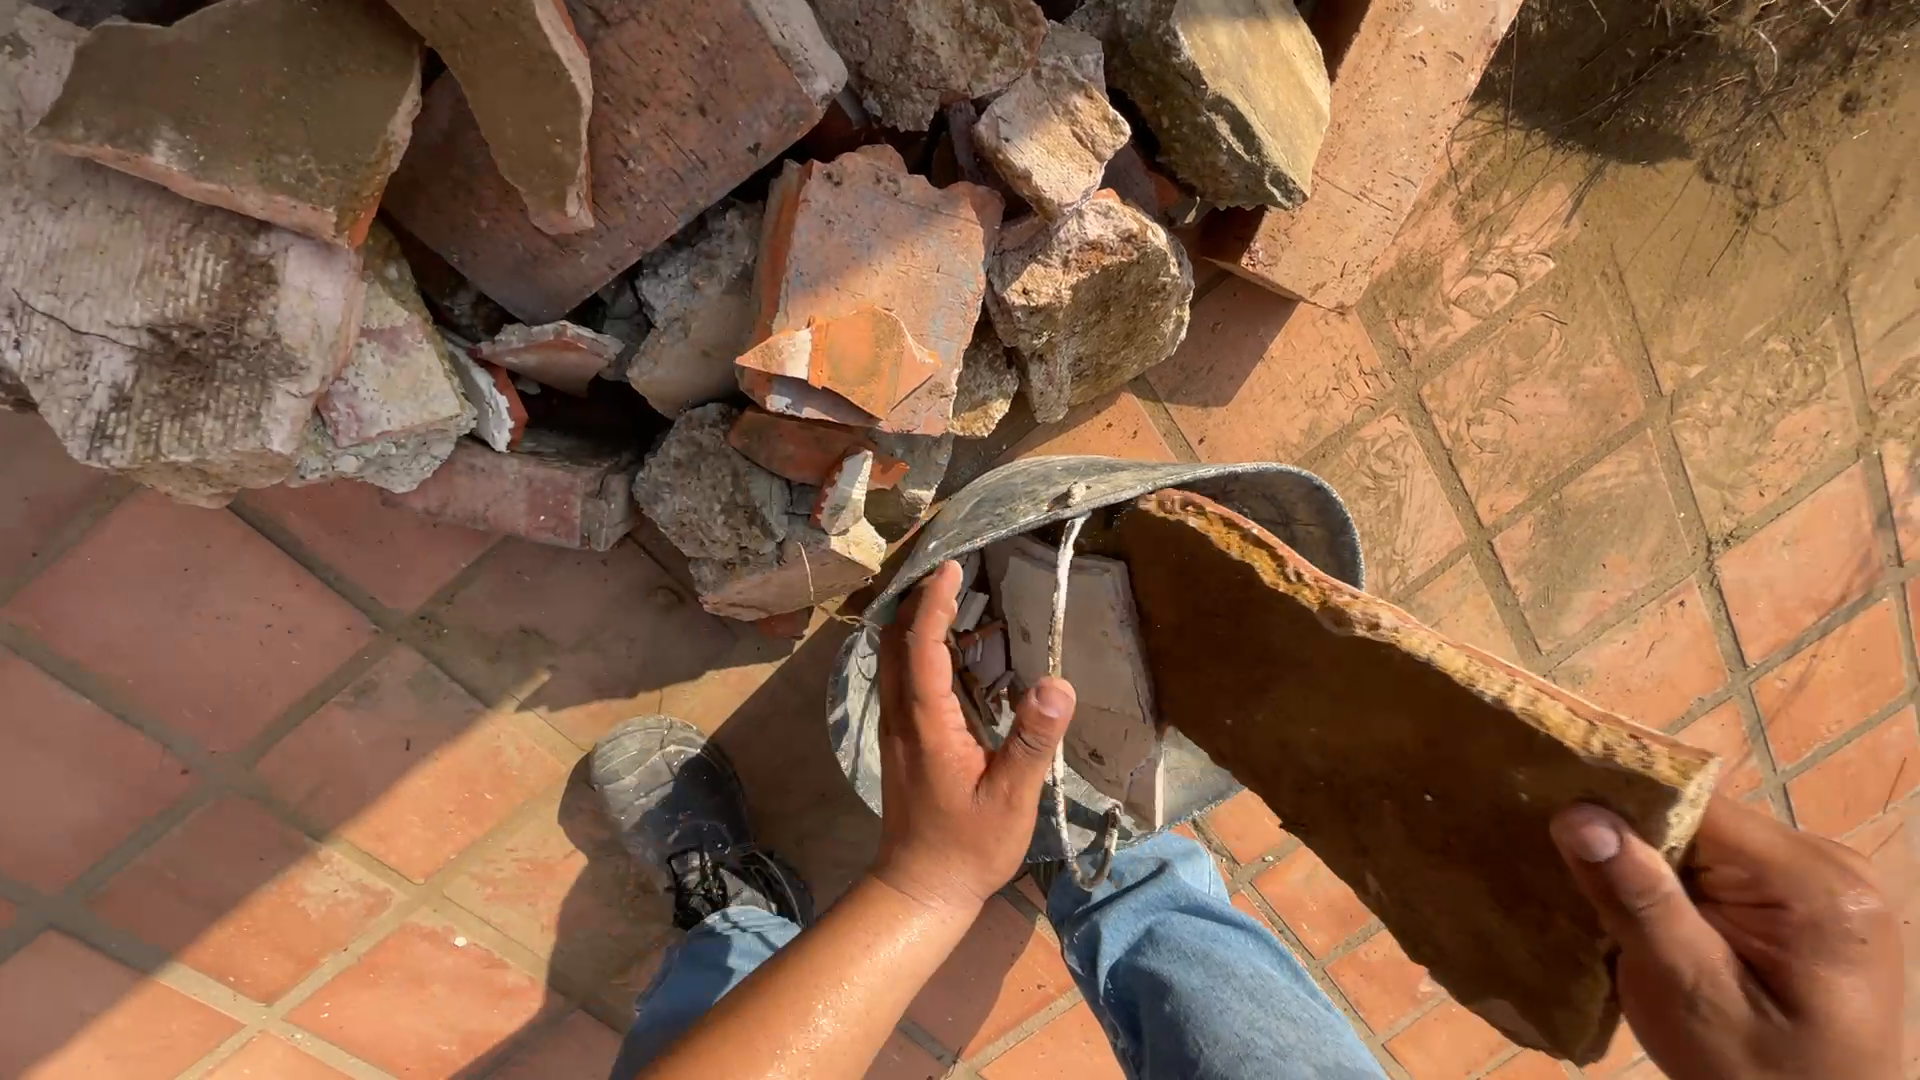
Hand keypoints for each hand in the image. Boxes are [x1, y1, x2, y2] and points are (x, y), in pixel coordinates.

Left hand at [870, 560, 1075, 915]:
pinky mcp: (901, 736)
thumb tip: (1058, 683)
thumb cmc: (968, 847)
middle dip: (918, 598)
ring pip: (893, 657)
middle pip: (896, 640)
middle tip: (951, 566)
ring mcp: (896, 725)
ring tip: (952, 594)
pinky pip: (901, 675)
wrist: (920, 887)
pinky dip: (919, 646)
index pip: (921, 646)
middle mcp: (901, 715)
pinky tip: (953, 648)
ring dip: (915, 620)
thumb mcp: (1009, 799)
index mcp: (926, 723)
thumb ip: (1031, 741)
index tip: (950, 565)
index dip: (934, 602)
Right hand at [1550, 798, 1901, 1079]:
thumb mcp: (1687, 993)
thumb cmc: (1754, 1073)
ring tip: (1586, 883)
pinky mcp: (1791, 889)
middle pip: (1685, 812)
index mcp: (1811, 881)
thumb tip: (1577, 815)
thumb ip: (1640, 902)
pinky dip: (1654, 871)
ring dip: (1632, 854)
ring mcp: (1812, 873)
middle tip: (1558, 861)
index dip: (1611, 807)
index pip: (1685, 803)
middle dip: (1618, 834)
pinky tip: (1629, 900)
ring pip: (1687, 830)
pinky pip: (1701, 853)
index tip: (1548, 823)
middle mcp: (1822, 860)